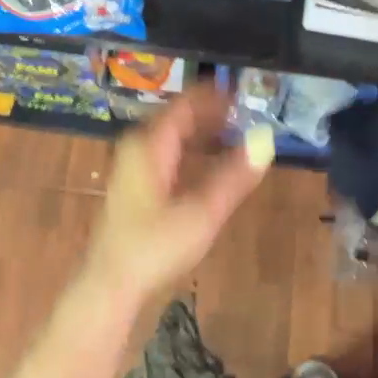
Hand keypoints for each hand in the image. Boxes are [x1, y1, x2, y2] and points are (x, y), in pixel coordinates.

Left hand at [83, 85, 271, 301]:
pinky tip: (211, 167)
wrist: (111, 284)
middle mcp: (137, 148)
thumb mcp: (201, 213)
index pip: (184, 105)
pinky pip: (167, 155)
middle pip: (177, 119)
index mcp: (149, 145)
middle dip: (210, 115)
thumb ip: (234, 177)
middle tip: (245, 115)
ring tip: (235, 137)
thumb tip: (266, 142)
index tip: (242, 93)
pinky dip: (191, 153)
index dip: (213, 97)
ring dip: (202, 135)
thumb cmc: (155, 247)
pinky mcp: (135, 187)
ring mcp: (133, 167)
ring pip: (172, 138)